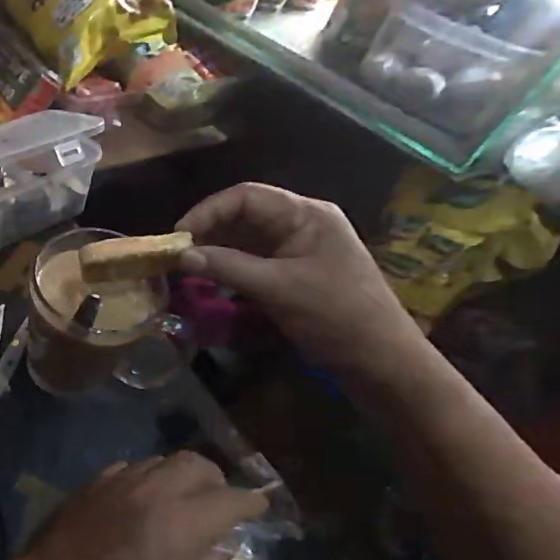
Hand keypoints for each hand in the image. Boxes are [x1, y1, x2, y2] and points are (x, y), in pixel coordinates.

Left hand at [9, 452, 267, 559]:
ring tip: (181, 501)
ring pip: (163, 460)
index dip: (251, 502)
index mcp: (181, 521)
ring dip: (181, 476)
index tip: (259, 507)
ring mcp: (120, 480)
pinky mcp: (94, 481)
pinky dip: (148, 477)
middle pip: (197, 463)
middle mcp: (154, 489)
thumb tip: (224, 546)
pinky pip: (131, 466)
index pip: (230, 498)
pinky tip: (143, 500)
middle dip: (217, 480)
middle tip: (219, 503)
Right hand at [176, 182, 425, 377]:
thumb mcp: (278, 289)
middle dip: (209, 231)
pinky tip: (211, 281)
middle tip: (177, 255)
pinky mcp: (295, 274)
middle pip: (245, 215)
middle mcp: (302, 224)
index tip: (178, 237)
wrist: (382, 363)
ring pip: (247, 239)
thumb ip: (228, 267)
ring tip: (187, 268)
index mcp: (306, 215)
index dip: (208, 211)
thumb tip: (181, 255)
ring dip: (217, 251)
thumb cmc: (337, 317)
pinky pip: (255, 261)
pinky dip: (231, 268)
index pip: (247, 197)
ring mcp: (300, 250)